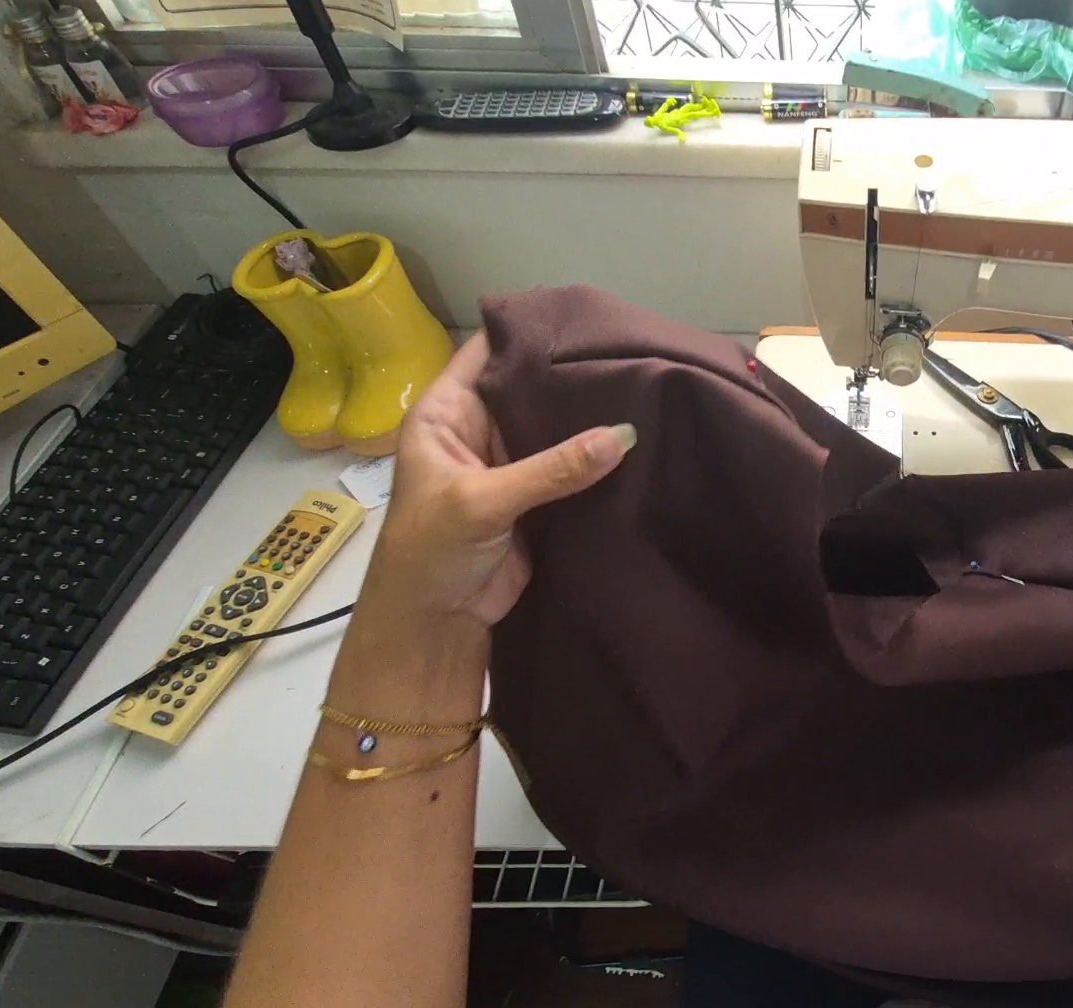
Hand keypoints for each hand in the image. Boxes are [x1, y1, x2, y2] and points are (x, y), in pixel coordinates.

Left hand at [360, 331, 634, 629]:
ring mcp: (513, 466)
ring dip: (589, 420)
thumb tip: (623, 436)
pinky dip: (599, 461)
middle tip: (625, 356)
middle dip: (569, 377)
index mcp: (447, 415)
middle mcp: (481, 432)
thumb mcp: (484, 501)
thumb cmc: (431, 552)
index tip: (579, 320)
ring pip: (556, 431)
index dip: (526, 333)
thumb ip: (552, 469)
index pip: (486, 355)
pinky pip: (574, 470)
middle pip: (529, 390)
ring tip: (641, 392)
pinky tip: (636, 443)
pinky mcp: (540, 499)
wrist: (437, 623)